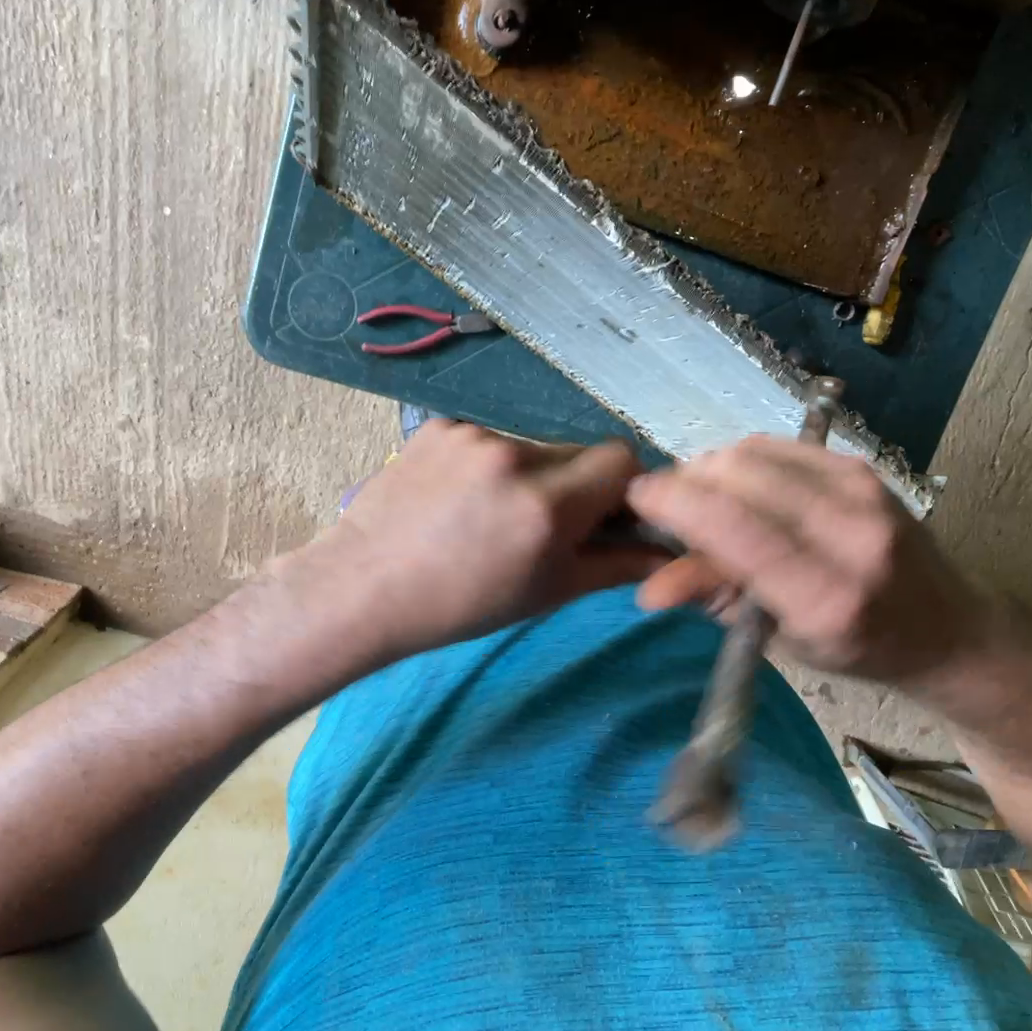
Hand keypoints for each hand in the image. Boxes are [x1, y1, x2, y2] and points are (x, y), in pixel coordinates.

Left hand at [285, 420, 670, 657]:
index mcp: (548, 504)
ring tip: (489, 516)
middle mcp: (515, 455)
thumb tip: (667, 554)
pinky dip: (486, 465)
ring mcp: (471, 435)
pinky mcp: (439, 425)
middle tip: (543, 524)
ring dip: (529, 475)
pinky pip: (486, 440)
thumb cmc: (462, 604)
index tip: (603, 516)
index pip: (622, 458)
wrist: (364, 588)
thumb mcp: (547, 592)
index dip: (621, 488)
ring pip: (530, 446)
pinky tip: (456, 499)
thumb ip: (615, 564)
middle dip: (574, 485)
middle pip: (575, 452)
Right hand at [625, 435, 992, 684]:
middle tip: (662, 503)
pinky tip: (734, 485)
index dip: (675, 503)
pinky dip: (741, 460)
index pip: (735, 528)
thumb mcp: (781, 640)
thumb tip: (646, 586)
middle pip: (739, 476)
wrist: (945, 626)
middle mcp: (850, 535)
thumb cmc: (855, 649)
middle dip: (686, 480)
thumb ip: (716, 598)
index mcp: (828, 598)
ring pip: (753, 452)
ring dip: (709, 468)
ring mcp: (862, 492)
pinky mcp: (862, 467)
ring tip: (695, 495)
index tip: (636, 497)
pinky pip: (778, 446)